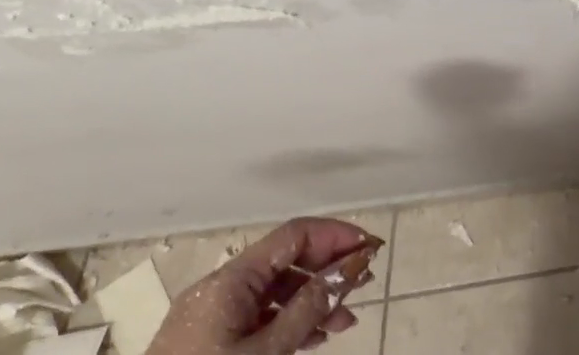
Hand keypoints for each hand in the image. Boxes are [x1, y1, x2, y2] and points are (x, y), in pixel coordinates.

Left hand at [145, 218, 381, 354]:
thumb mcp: (267, 352)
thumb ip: (310, 307)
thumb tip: (351, 265)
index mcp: (231, 280)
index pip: (295, 235)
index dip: (337, 235)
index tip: (371, 251)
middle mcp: (220, 288)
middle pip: (287, 260)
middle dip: (329, 270)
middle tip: (365, 285)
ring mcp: (211, 315)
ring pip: (275, 291)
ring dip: (314, 300)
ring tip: (344, 323)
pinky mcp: (207, 340)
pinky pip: (258, 316)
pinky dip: (289, 320)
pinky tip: (313, 340)